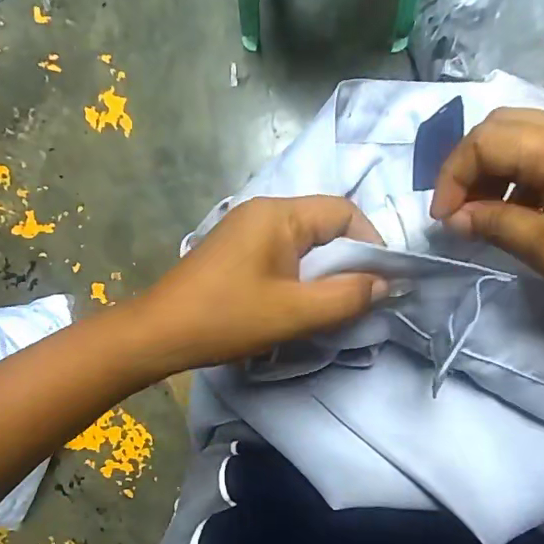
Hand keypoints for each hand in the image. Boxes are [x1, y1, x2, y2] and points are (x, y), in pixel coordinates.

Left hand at [124, 196, 387, 371]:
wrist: (159, 333)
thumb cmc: (226, 317)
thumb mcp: (294, 312)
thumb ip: (346, 296)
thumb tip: (385, 284)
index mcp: (278, 214)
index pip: (344, 211)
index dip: (370, 244)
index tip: (379, 283)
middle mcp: (261, 211)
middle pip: (323, 225)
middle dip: (347, 261)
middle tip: (355, 300)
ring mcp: (243, 230)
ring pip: (302, 243)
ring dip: (321, 272)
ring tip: (326, 307)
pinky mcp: (233, 251)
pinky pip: (279, 254)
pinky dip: (297, 276)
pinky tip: (294, 305)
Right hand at [430, 108, 543, 328]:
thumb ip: (499, 226)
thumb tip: (455, 217)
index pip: (485, 140)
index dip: (452, 177)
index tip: (445, 222)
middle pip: (503, 125)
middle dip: (468, 166)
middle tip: (461, 212)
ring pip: (526, 136)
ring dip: (494, 171)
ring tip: (488, 217)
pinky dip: (522, 177)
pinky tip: (526, 213)